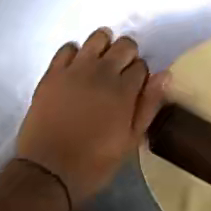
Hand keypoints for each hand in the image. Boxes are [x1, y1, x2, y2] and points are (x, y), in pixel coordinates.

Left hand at [13, 28, 169, 207]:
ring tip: (100, 63)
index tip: (134, 89)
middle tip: (120, 74)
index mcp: (124, 90)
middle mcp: (102, 73)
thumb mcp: (130, 140)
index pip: (142, 65)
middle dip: (128, 55)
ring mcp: (75, 71)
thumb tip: (164, 74)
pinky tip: (76, 68)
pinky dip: (75, 53)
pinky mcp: (52, 75)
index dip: (141, 76)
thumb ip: (149, 105)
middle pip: (125, 44)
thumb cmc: (94, 162)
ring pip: (98, 37)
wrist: (47, 173)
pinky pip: (67, 48)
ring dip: (104, 46)